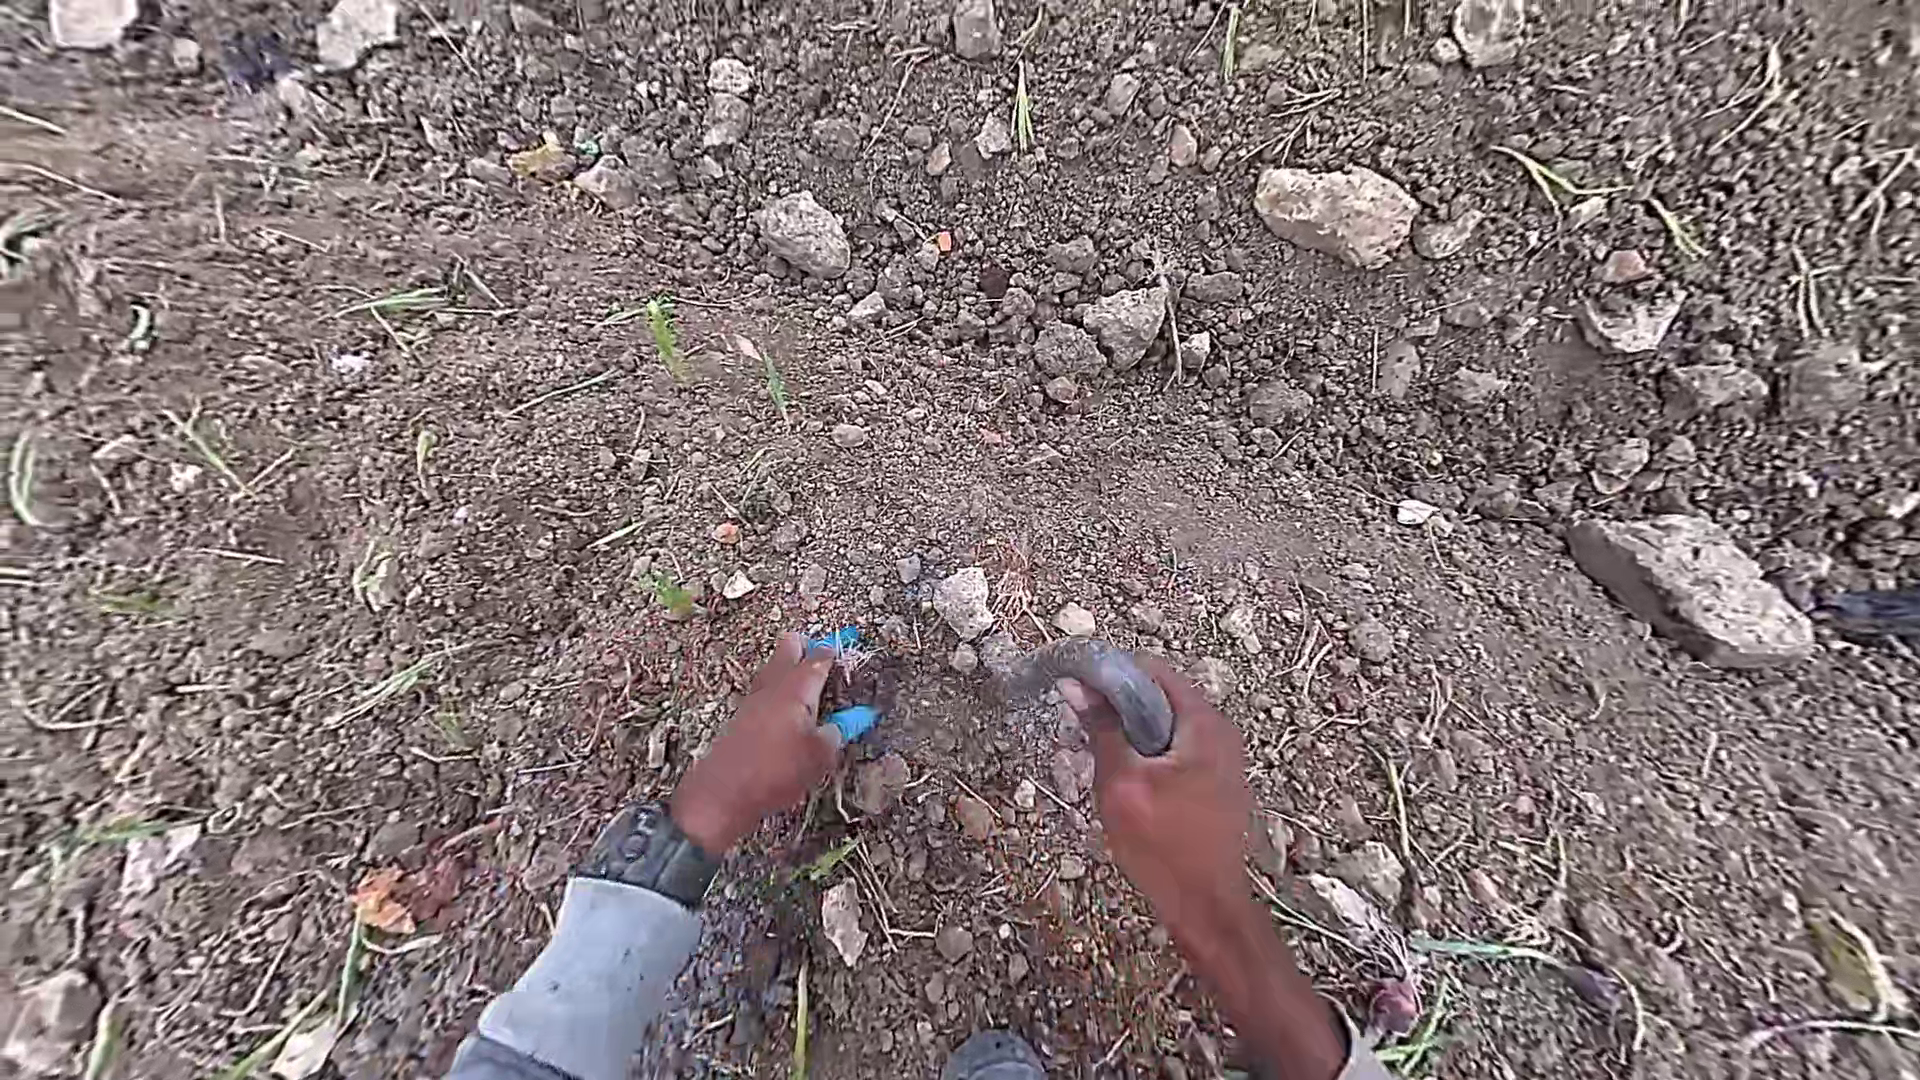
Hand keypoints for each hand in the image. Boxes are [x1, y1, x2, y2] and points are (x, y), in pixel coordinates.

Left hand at [670, 633, 841, 852]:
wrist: (722, 795)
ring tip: (797, 664)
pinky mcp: (740, 719)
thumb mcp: (819, 755)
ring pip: (772, 669)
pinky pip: (763, 689)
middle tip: (812, 642)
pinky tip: (780, 700)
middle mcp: (773, 688)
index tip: (840, 645)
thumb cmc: (777, 771)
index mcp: (796, 690)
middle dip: (800, 644)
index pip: (817, 661)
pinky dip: (775, 685)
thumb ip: (838, 732)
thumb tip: (853, 718)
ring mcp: (753, 702)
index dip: (830, 652)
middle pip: (786, 652)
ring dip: (785, 663)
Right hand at [1059, 653, 1254, 962]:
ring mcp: (1220, 757)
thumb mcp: (1121, 781)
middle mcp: (1218, 731)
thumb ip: (1101, 727)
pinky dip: (1145, 750)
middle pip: (1158, 695)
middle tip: (1088, 727)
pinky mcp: (1213, 780)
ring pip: (1162, 722)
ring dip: (1129, 731)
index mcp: (1204, 723)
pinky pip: (1172, 747)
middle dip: (1119, 706)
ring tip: (1104, 758)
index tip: (1081, 688)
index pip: (1152, 670)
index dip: (1112, 673)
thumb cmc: (1164, 845)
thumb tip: (1076, 685)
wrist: (1206, 909)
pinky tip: (1125, 778)